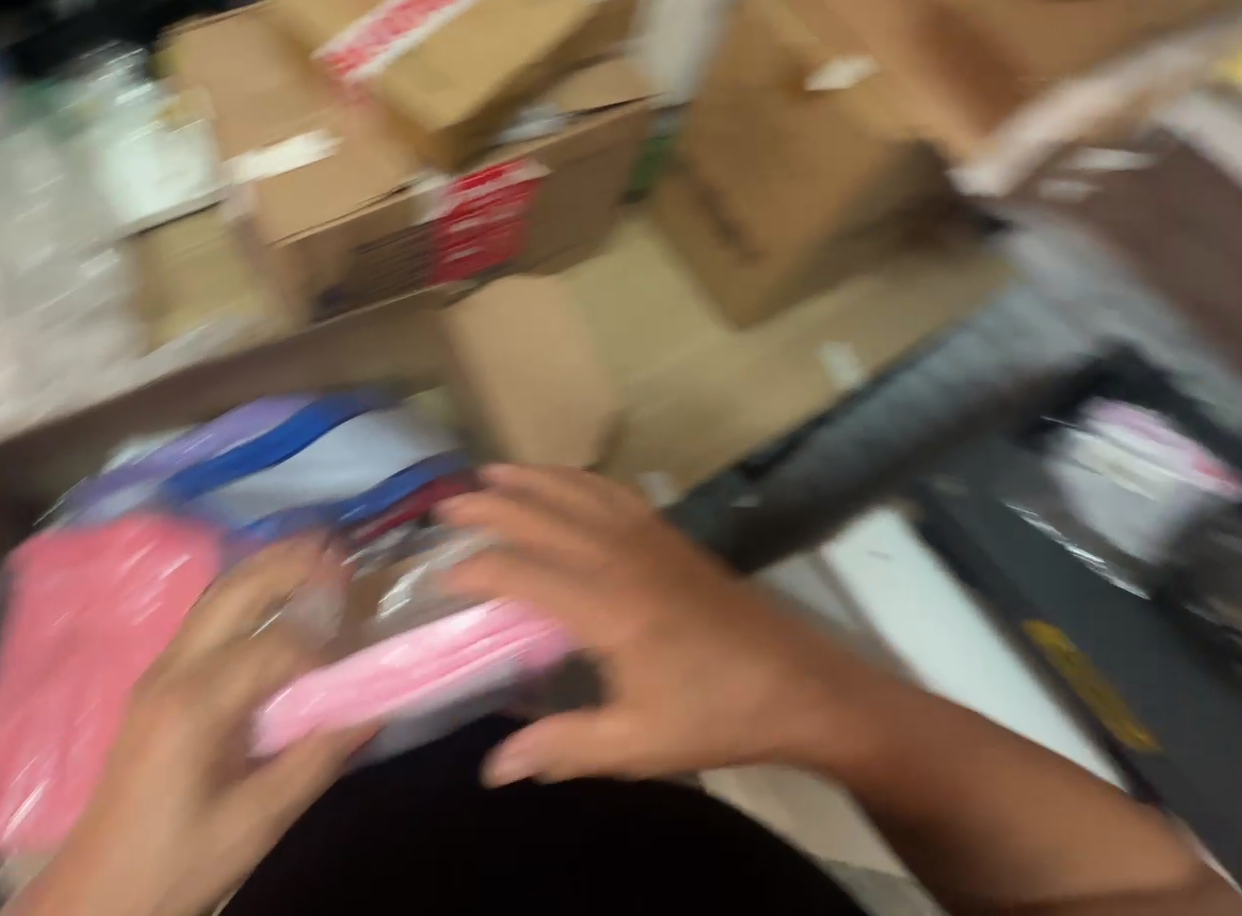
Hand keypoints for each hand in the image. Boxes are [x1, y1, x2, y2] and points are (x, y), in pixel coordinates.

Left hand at [12, 538, 372, 915]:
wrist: (96, 895)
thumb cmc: (176, 863)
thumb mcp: (256, 824)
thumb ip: (316, 760)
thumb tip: (373, 709)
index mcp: (193, 705)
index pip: (273, 648)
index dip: (321, 655)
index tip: (349, 680)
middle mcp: (171, 670)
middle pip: (235, 592)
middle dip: (290, 567)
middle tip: (340, 557)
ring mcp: (158, 670)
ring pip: (216, 596)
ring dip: (267, 570)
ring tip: (314, 556)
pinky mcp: (157, 681)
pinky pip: (208, 618)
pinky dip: (248, 594)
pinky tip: (274, 598)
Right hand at [437, 465, 884, 785]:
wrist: (800, 684)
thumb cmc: (717, 714)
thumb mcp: (638, 744)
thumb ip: (563, 747)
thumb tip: (493, 768)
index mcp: (606, 607)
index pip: (520, 572)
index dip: (473, 571)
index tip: (441, 580)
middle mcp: (620, 557)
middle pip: (540, 514)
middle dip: (487, 506)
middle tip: (445, 507)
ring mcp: (648, 537)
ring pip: (575, 489)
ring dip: (529, 477)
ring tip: (489, 472)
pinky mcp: (669, 534)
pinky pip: (612, 490)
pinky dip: (576, 477)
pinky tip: (562, 480)